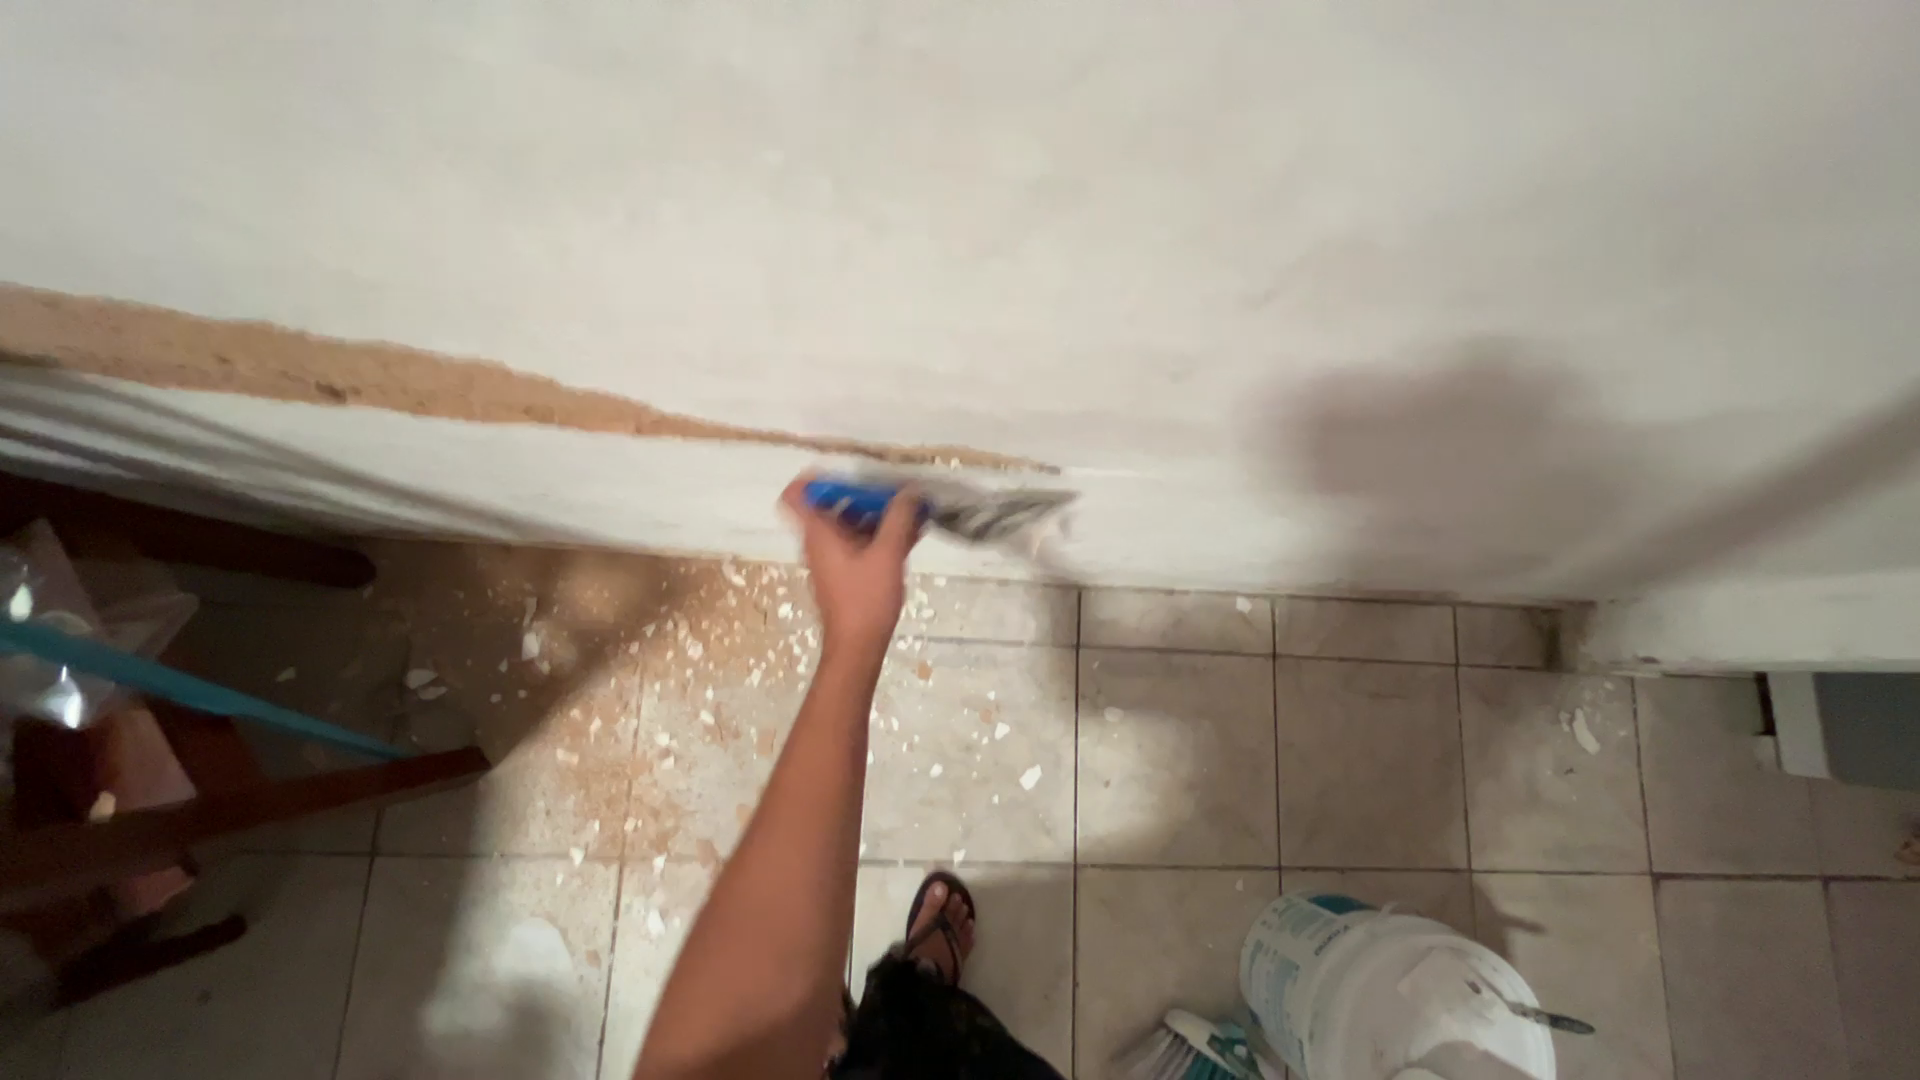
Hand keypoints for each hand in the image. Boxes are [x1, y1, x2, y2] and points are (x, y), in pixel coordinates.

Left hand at [780, 473, 920, 655]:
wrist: (858, 646)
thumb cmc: (865, 599)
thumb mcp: (888, 553)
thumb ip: (899, 518)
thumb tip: (910, 492)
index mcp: (818, 532)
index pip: (798, 494)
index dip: (817, 478)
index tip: (849, 474)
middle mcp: (820, 542)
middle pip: (832, 505)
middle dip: (863, 494)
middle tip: (893, 492)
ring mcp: (834, 559)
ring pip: (850, 524)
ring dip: (878, 515)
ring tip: (913, 511)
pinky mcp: (847, 574)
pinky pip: (861, 543)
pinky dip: (881, 535)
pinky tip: (913, 534)